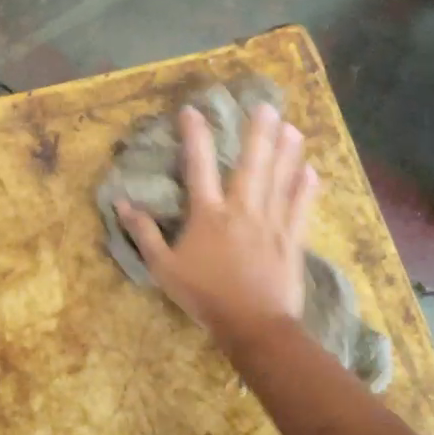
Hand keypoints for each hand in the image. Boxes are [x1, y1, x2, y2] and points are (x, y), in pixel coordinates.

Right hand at [114, 102, 317, 344]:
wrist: (256, 328)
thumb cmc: (205, 296)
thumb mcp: (163, 267)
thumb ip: (143, 233)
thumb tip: (122, 202)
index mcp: (208, 214)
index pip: (198, 165)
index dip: (195, 135)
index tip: (192, 110)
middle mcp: (242, 210)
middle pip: (251, 165)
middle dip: (258, 134)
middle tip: (266, 106)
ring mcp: (271, 224)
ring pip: (280, 180)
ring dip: (286, 152)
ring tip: (292, 127)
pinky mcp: (292, 242)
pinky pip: (300, 209)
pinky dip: (306, 190)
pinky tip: (311, 170)